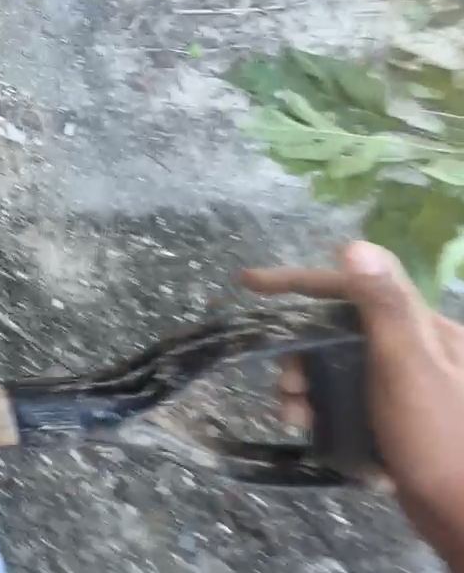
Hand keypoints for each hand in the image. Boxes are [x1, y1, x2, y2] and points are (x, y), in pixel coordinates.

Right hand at [242, 242, 463, 566]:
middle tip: (281, 381)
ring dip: (302, 385)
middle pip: (334, 330)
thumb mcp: (409, 370)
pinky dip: (316, 406)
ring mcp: (408, 386)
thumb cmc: (443, 442)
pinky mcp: (395, 415)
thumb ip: (383, 308)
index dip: (298, 282)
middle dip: (296, 353)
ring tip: (294, 414)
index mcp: (432, 335)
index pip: (355, 289)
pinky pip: (340, 394)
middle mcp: (422, 353)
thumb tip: (353, 246)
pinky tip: (310, 426)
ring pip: (331, 365)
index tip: (245, 283)